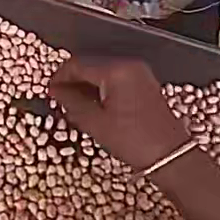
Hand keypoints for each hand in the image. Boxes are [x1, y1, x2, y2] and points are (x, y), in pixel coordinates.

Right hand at [48, 56, 192, 170]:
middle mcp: (129, 65)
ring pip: (103, 71)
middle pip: (91, 64)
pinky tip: (93, 104)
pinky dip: (101, 88)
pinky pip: (115, 78)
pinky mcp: (144, 83)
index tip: (49, 90)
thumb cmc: (134, 141)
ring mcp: (139, 73)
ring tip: (73, 104)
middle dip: (72, 80)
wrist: (170, 155)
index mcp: (117, 70)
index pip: (79, 64)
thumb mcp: (96, 123)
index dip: (60, 76)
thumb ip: (72, 102)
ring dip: (86, 84)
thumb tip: (56, 91)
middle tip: (58, 98)